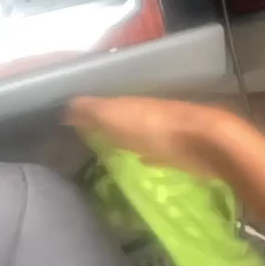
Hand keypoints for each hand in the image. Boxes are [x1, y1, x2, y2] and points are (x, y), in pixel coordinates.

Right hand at [64, 96, 245, 177]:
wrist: (203, 143)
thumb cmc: (152, 126)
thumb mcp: (110, 114)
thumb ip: (87, 110)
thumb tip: (60, 107)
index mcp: (124, 101)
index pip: (97, 104)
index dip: (82, 113)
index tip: (64, 125)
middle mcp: (142, 111)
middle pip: (117, 117)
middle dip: (103, 126)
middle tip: (82, 141)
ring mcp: (162, 130)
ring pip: (135, 133)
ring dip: (123, 140)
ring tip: (105, 154)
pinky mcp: (179, 151)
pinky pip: (154, 150)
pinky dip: (143, 154)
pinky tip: (137, 164)